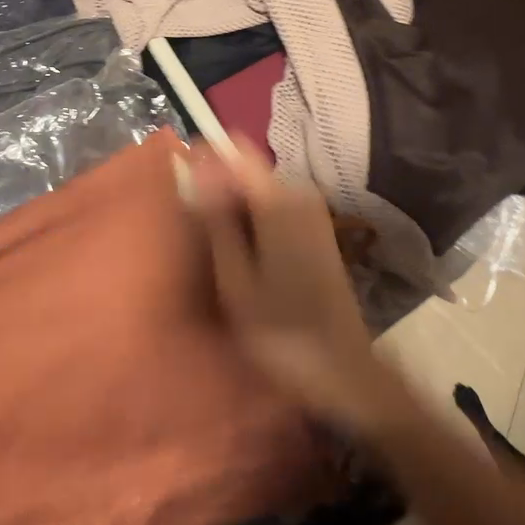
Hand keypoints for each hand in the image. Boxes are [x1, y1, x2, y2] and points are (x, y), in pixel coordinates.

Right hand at [181, 140, 416, 433]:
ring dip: (232, 211)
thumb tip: (197, 167)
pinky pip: (273, 208)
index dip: (204, 160)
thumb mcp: (235, 278)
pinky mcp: (317, 230)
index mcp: (281, 200)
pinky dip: (252, 224)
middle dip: (217, 191)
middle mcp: (302, 194)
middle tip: (195, 232)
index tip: (180, 186)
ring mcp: (313, 212)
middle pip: (246, 170)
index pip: (236, 151)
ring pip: (257, 191)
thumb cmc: (282, 332)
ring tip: (215, 251)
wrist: (344, 373)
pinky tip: (242, 260)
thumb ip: (216, 218)